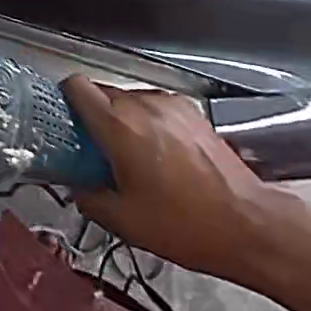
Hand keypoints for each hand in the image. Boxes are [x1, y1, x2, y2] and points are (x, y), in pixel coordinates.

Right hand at [63, 76, 290, 283]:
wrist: (246, 220)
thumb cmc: (183, 224)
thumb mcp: (126, 222)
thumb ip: (90, 197)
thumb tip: (77, 185)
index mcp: (119, 126)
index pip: (77, 86)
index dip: (64, 100)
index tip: (63, 123)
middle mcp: (142, 103)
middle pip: (102, 93)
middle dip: (93, 118)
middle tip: (94, 152)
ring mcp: (168, 102)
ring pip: (128, 99)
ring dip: (121, 120)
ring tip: (131, 157)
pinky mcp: (189, 108)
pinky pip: (153, 105)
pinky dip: (147, 121)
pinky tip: (159, 154)